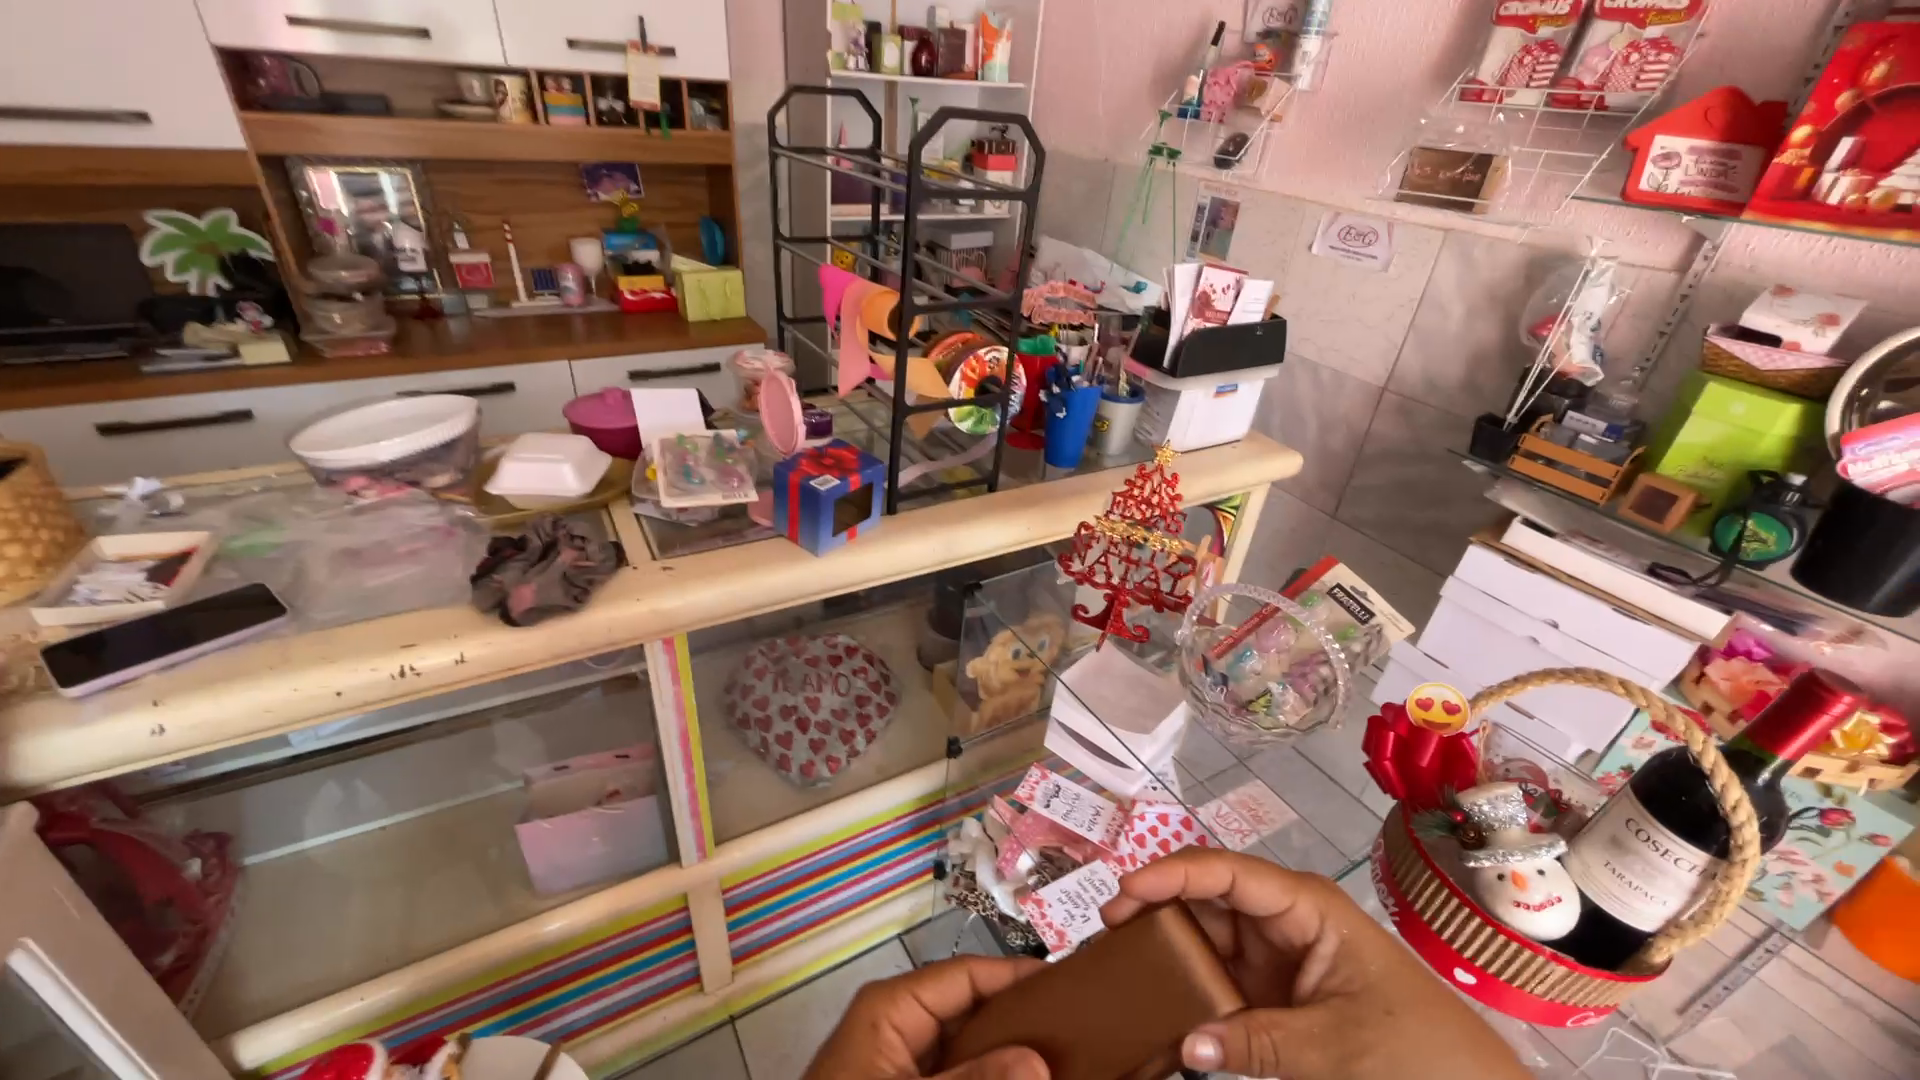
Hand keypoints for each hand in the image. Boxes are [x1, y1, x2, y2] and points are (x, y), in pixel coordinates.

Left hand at [801, 954, 1050, 1079]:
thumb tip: (1037, 1062)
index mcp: (894, 1006)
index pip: (967, 974)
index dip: (1016, 975)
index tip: (1068, 983)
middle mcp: (901, 1023)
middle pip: (971, 1009)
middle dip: (1018, 1021)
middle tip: (1075, 1028)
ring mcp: (903, 1061)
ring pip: (968, 1047)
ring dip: (1006, 1056)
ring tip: (1062, 1055)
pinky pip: (956, 1073)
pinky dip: (986, 1076)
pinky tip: (1022, 1079)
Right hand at [1102, 849, 1527, 1079]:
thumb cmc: (1416, 1051)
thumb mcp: (1336, 1047)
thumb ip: (1258, 1044)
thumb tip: (1184, 1047)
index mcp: (1305, 906)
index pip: (1226, 872)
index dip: (1172, 874)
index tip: (1125, 892)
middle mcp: (1284, 919)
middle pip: (1208, 896)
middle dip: (1158, 904)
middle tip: (1108, 930)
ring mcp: (1277, 955)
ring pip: (1208, 933)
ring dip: (1167, 942)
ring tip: (1119, 957)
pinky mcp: (1273, 990)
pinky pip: (1219, 975)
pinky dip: (1187, 982)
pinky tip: (1156, 992)